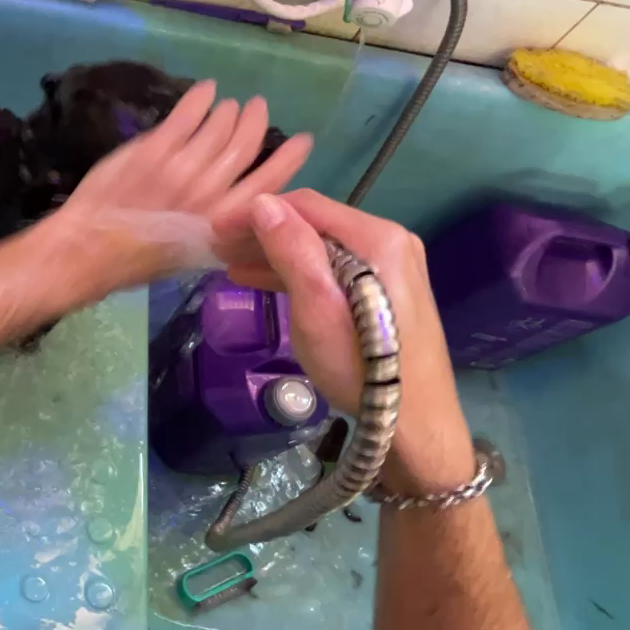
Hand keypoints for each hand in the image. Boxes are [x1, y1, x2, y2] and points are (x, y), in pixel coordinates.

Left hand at [37, 80, 313, 297]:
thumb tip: (246, 208)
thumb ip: (223, 229)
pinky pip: (187, 114)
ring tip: (230, 104)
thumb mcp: (194, 256)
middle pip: (247, 144)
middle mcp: (211, 193)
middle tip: (258, 107)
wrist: (89, 251)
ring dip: (228, 111)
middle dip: (256, 120)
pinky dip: (200, 98)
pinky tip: (206, 90)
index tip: (302, 140)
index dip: (291, 157)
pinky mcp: (155, 149)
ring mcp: (183, 167)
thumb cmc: (139, 263)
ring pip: (219, 125)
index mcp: (226, 223)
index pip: (272, 182)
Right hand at [215, 190, 475, 495]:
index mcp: (377, 238)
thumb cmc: (360, 368)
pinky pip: (331, 266)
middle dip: (261, 231)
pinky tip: (260, 280)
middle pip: (313, 222)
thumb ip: (293, 251)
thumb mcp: (317, 308)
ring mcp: (390, 265)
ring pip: (319, 245)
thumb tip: (261, 203)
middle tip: (216, 249)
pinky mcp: (385, 289)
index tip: (215, 232)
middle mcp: (389, 241)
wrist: (414, 425)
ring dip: (273, 251)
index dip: (255, 213)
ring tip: (229, 264)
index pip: (305, 205)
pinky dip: (295, 270)